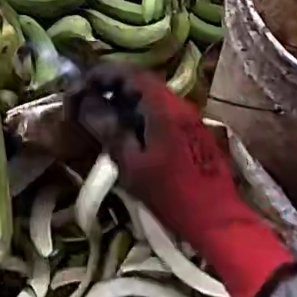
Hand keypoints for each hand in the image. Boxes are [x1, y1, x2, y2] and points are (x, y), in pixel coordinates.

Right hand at [66, 64, 296, 296]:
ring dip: (120, 98)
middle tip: (82, 100)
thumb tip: (86, 103)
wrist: (219, 222)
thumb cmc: (171, 193)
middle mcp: (177, 104)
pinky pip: (157, 109)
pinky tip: (120, 128)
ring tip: (96, 113)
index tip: (77, 89)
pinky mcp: (189, 130)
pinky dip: (134, 110)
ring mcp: (186, 116)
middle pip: (137, 80)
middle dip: (106, 85)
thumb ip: (108, 128)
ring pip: (147, 95)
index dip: (98, 76)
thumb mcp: (131, 163)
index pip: (127, 73)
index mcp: (163, 108)